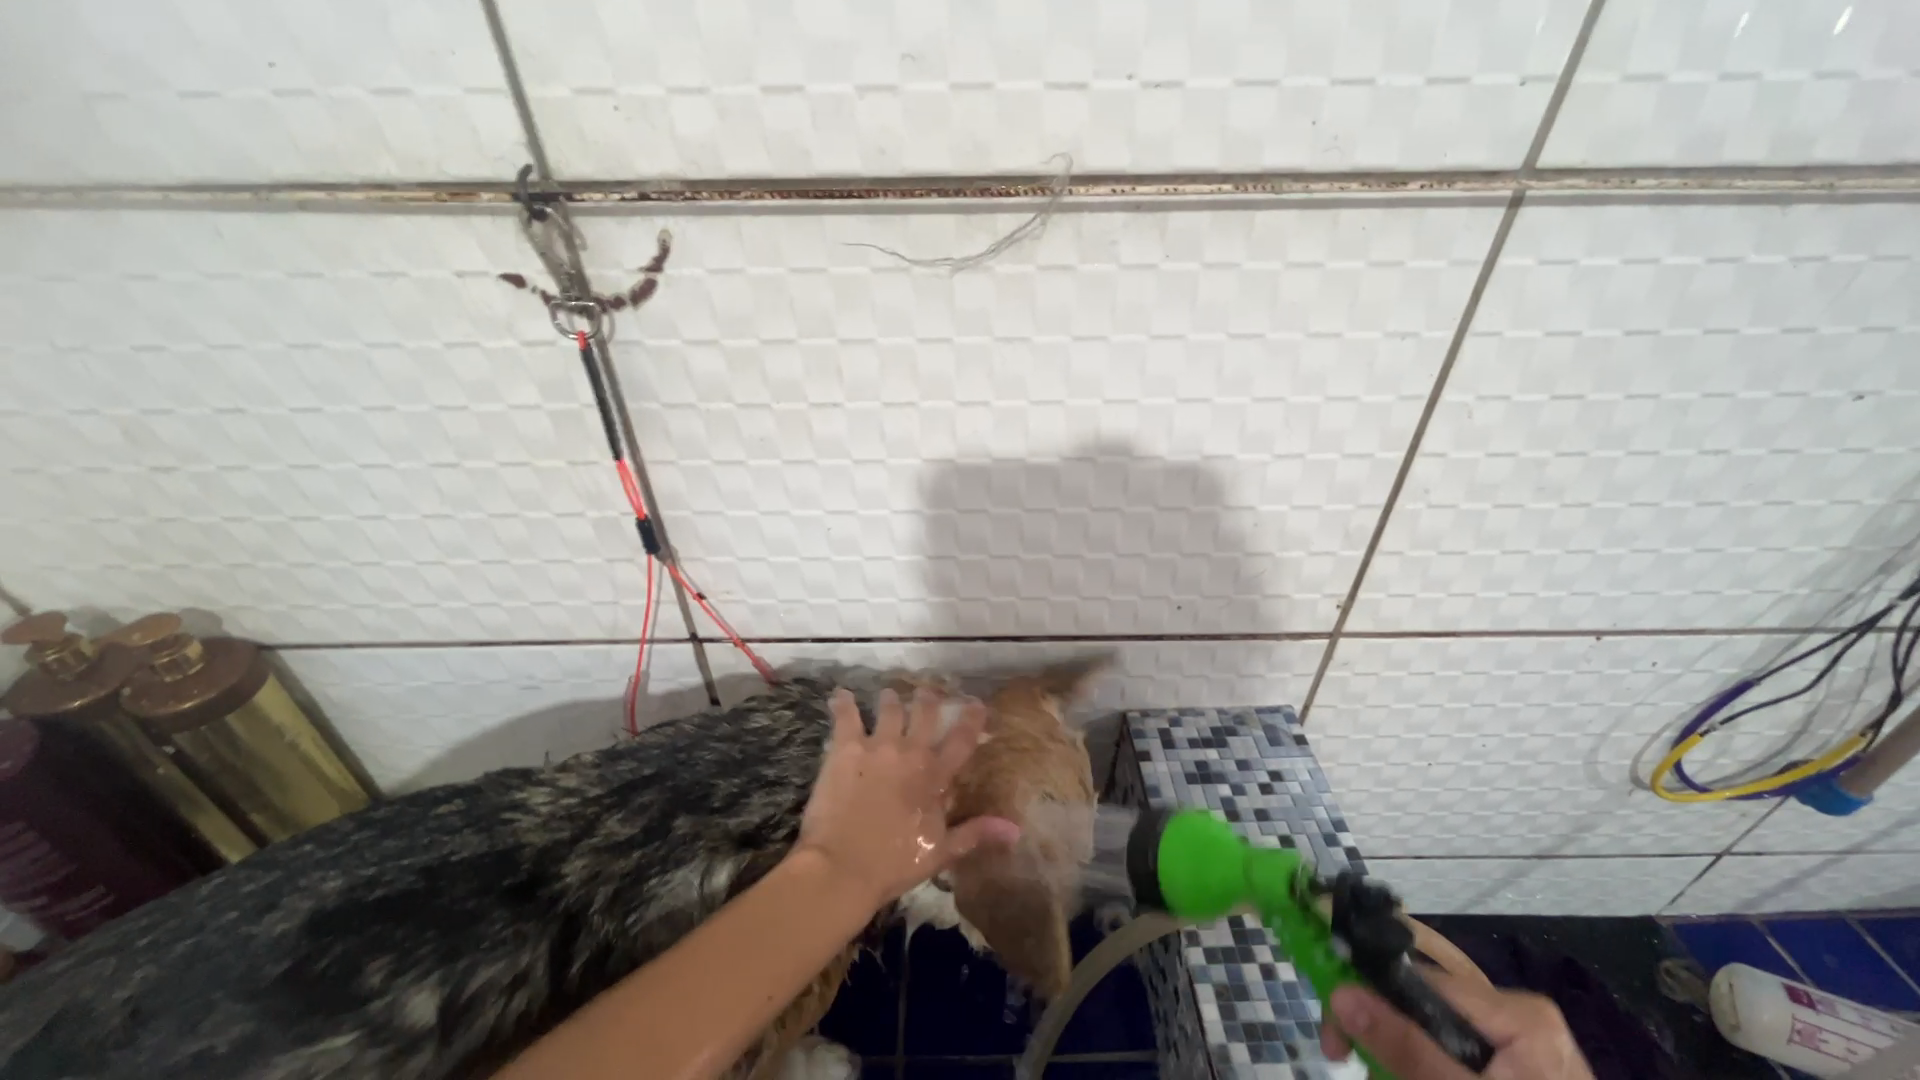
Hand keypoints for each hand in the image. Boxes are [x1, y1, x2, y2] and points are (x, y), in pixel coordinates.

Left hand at [797, 687, 1020, 908]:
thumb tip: (1015, 830)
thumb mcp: (941, 852)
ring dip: (891, 700)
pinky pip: (846, 716)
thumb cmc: (894, 863)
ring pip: (889, 710)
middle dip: (929, 700)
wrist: (843, 866)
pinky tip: (841, 695)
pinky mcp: (845, 749)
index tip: (977, 703)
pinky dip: (844, 703)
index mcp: (935, 776)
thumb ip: (975, 833)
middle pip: (925, 714)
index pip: (962, 740)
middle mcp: (910, 752)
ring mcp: (877, 747)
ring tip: (889, 694)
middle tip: (928, 691)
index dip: (972, 719)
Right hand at [1320, 973, 1594, 1079]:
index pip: (1419, 983)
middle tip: (1348, 1066)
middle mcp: (1517, 1017)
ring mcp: (1519, 1047)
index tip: (1334, 1044)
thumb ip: (1404, 1047)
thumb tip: (1339, 992)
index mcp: (1516, 1013)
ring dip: (1402, 1067)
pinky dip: (1426, 1074)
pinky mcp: (1515, 1070)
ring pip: (1431, 1038)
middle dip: (1386, 1046)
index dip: (1369, 1004)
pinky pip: (1452, 1059)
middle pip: (1422, 1011)